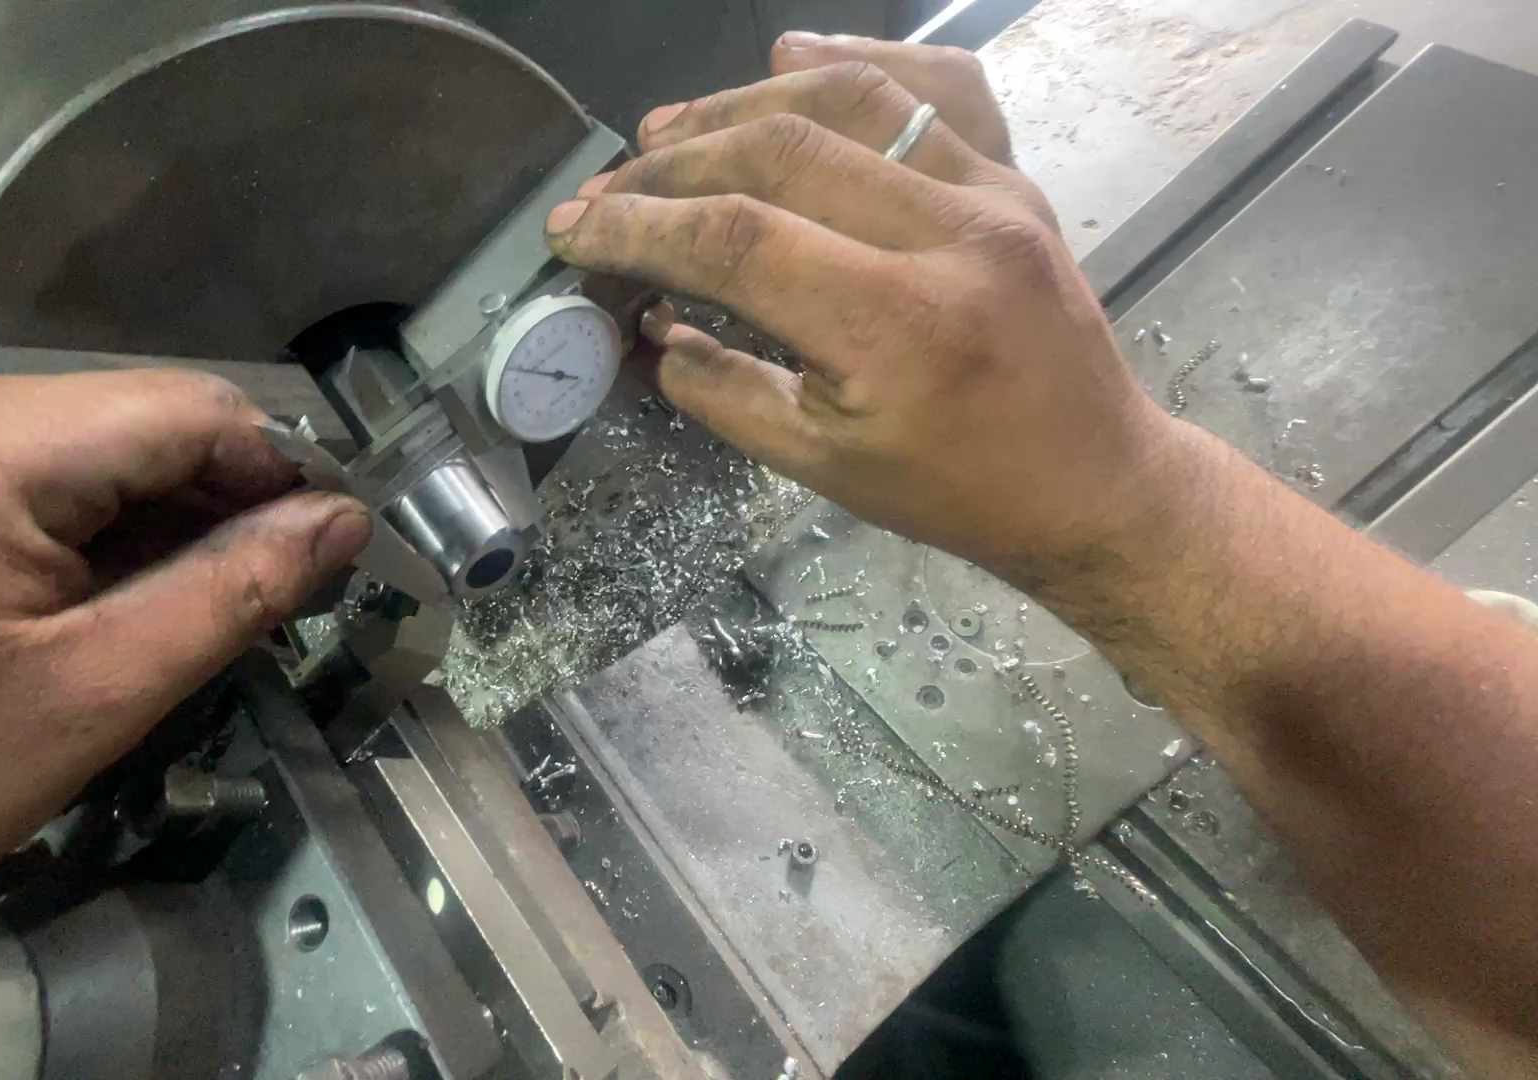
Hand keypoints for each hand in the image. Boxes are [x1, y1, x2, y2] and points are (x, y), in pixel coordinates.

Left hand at [0, 370, 369, 1063]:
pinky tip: (71, 594)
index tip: (319, 543)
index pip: (190, 408)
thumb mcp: (97, 693)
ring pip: (64, 443)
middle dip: (210, 499)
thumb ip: (238, 590)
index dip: (278, 468)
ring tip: (162, 603)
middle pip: (125, 419)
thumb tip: (341, 523)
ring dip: (140, 514)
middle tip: (248, 590)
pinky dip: (63, 521)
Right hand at [546, 35, 1180, 584]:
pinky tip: (788, 62)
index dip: (638, 229)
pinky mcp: (1012, 179)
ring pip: (847, 102)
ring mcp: (991, 191)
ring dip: (737, 107)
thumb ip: (720, 391)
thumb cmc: (949, 491)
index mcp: (896, 326)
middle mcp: (949, 233)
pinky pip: (935, 85)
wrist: (1088, 480)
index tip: (573, 230)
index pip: (736, 242)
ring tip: (663, 128)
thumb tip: (648, 330)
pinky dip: (852, 61)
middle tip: (606, 189)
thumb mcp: (817, 464)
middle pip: (779, 155)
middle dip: (670, 166)